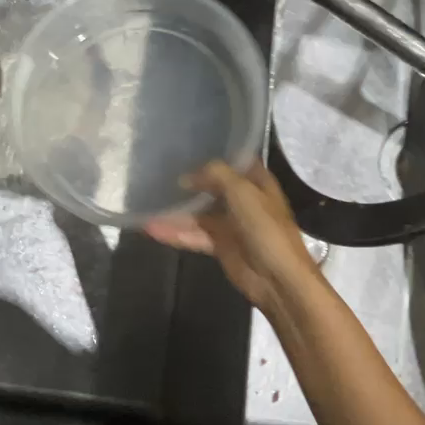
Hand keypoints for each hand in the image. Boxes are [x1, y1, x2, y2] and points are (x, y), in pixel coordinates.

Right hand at [145, 161, 321, 313]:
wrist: (278, 278)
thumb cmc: (265, 227)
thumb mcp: (242, 191)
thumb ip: (214, 175)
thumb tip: (186, 178)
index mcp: (255, 180)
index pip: (232, 160)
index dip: (213, 152)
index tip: (185, 145)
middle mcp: (242, 199)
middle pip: (211, 186)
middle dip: (189, 181)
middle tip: (157, 171)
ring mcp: (231, 223)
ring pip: (199, 213)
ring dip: (176, 211)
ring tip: (147, 203)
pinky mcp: (220, 246)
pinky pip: (194, 235)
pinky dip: (175, 233)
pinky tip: (152, 229)